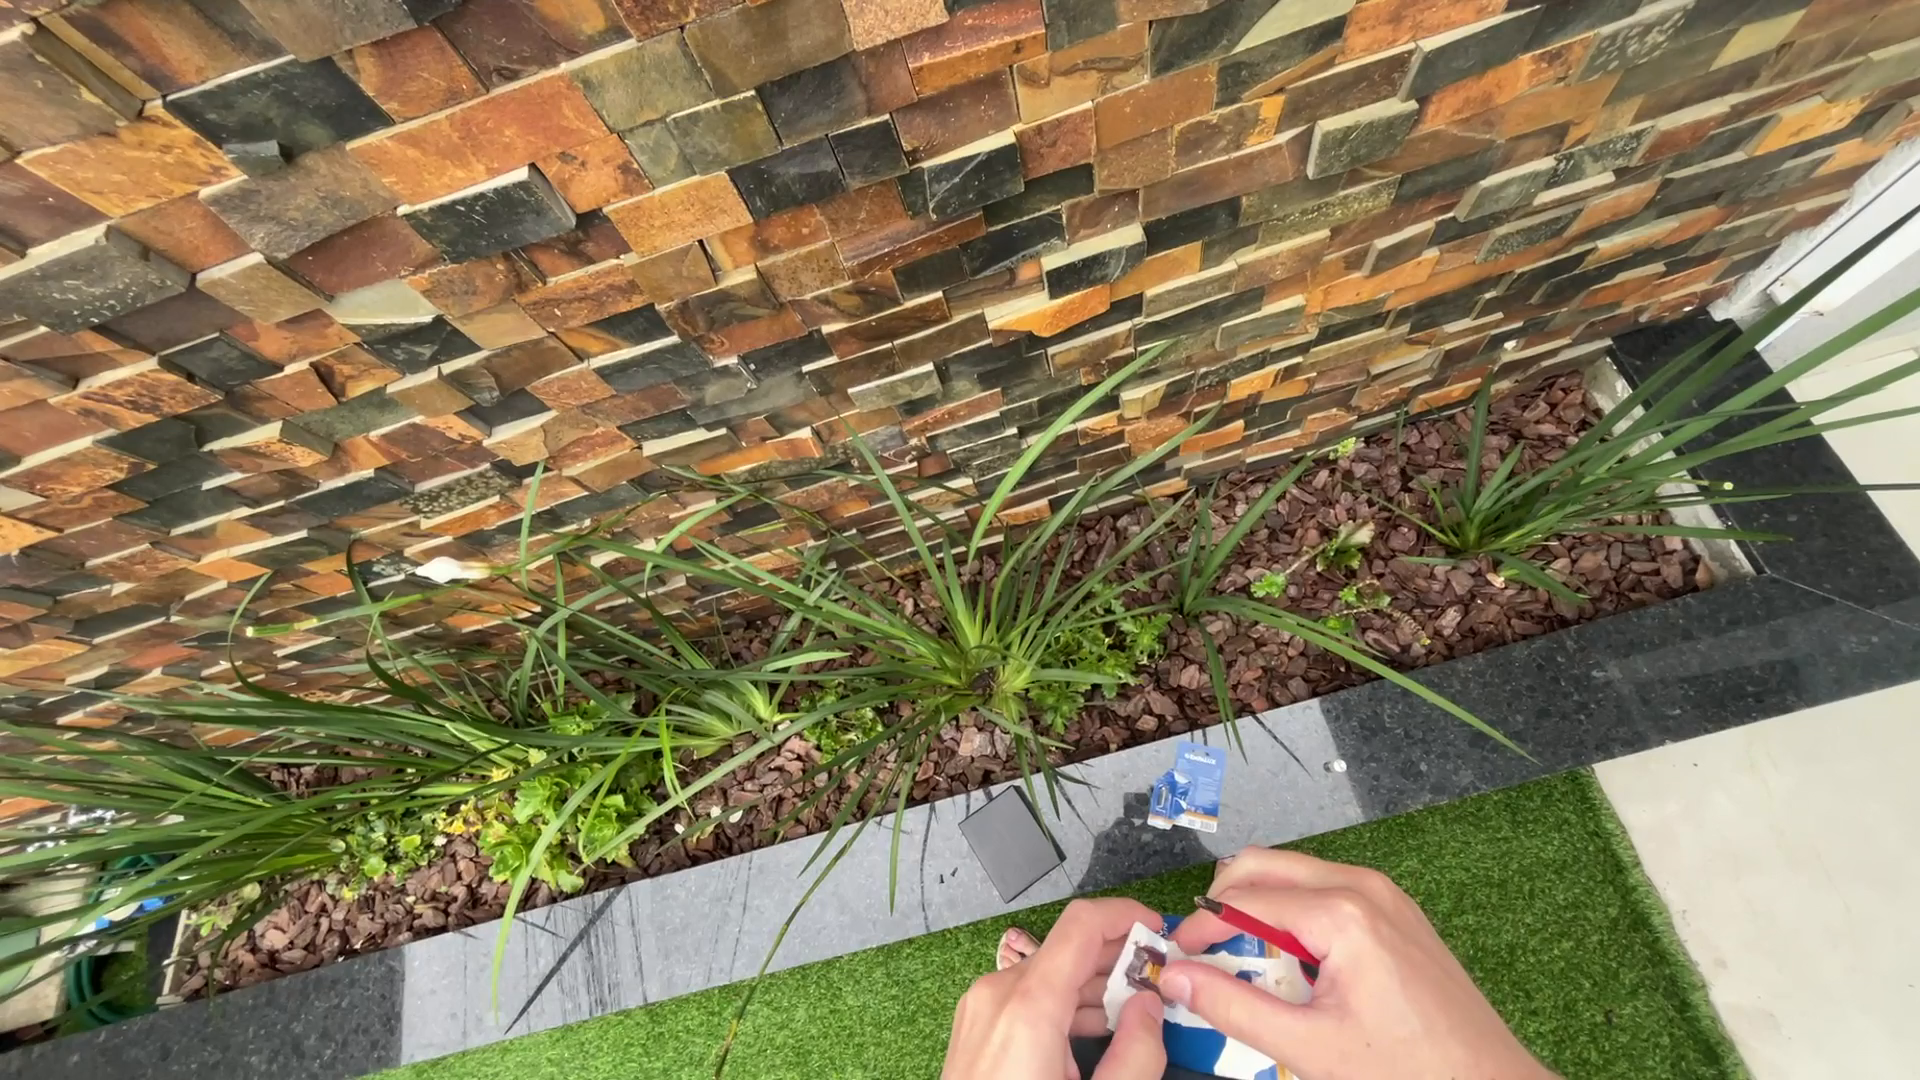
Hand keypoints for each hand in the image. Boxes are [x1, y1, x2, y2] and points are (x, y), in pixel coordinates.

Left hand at [942, 898, 1167, 1079]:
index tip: (1160, 930)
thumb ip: (1136, 1057)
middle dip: (1117, 957)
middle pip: (1067, 948)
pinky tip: (1098, 1027)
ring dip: (1094, 983)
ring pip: (1048, 972)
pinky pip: (1029, 996)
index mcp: (1028, 1004)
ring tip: (1139, 1009)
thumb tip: (1151, 1007)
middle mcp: (999, 991)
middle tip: (1161, 982)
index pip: (1081, 924)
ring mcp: (982, 1006)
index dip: (1125, 915)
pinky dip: (1066, 1002)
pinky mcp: (976, 1024)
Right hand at [1165, 849, 1554, 1079]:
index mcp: (1340, 911)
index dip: (1202, 925)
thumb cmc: (1410, 1076)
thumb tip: (1175, 975)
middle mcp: (1359, 883)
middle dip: (1223, 900)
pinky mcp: (1392, 905)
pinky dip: (1291, 911)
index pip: (1244, 899)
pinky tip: (1293, 960)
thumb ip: (1234, 1008)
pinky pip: (1320, 887)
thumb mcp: (1313, 1049)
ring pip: (1290, 871)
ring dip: (1256, 903)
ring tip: (1245, 957)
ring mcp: (1380, 890)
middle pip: (1262, 865)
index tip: (1178, 955)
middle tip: (1206, 948)